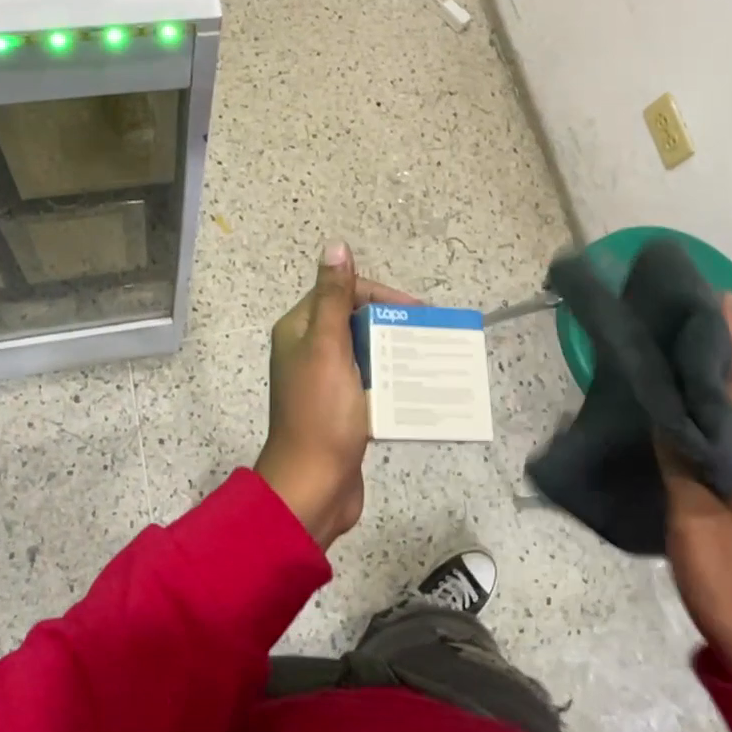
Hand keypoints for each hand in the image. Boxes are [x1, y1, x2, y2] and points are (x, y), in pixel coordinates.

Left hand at [254, 241, 418, 550]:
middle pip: (355, 321)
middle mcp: (308, 351)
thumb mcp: (327, 347)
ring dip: (396, 353)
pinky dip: (392, 382)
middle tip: (430, 334)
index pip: (340, 292)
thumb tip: (335, 245)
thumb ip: (333, 297)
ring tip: (432, 359)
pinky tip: (419, 389)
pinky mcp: (341, 409)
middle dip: (392, 324)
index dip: (377, 295)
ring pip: (366, 353)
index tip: (415, 310)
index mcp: (299, 330)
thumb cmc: (321, 414)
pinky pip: (371, 384)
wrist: (314, 486)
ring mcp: (325, 382)